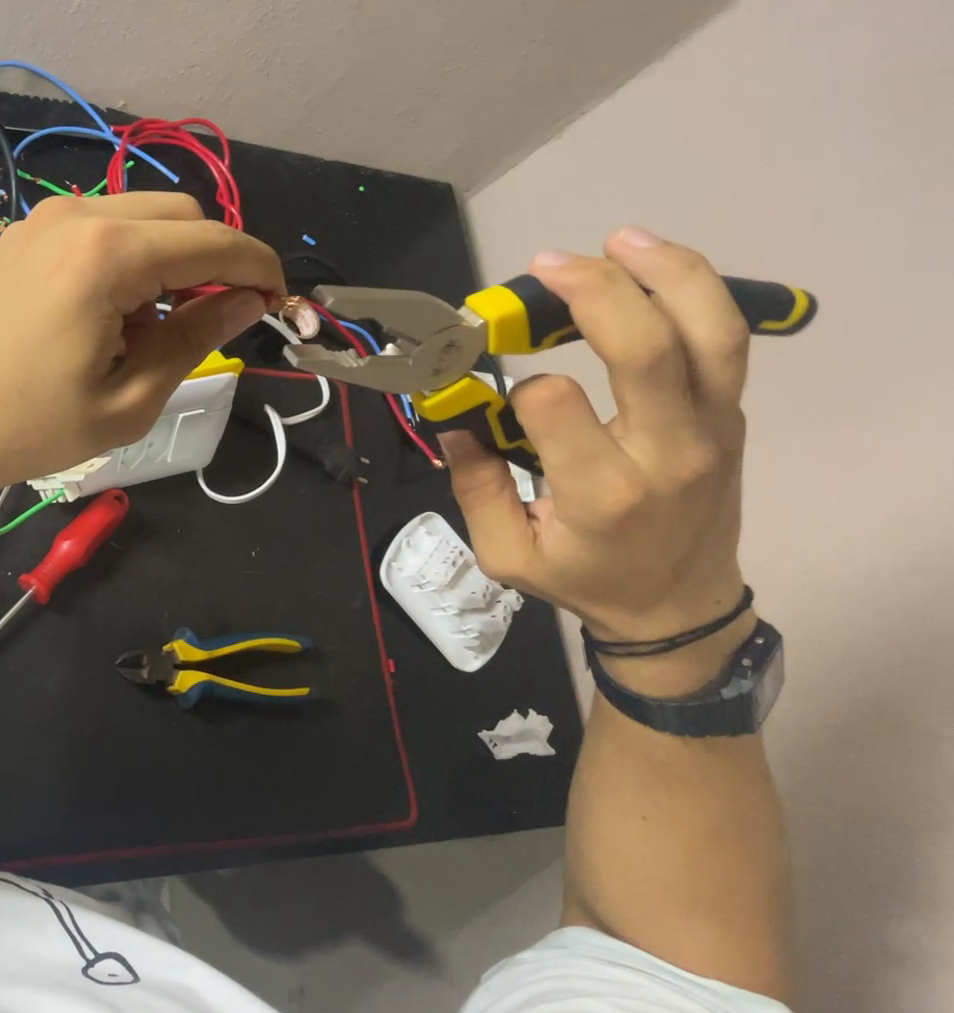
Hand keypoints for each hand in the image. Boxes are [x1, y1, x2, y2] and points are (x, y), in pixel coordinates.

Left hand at [0, 193, 283, 500]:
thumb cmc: (34, 430)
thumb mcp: (130, 400)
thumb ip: (196, 338)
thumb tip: (249, 300)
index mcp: (106, 254)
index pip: (213, 240)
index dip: (258, 267)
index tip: (278, 301)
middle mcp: (75, 215)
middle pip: (179, 214)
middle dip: (212, 260)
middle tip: (212, 323)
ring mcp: (41, 221)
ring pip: (139, 216)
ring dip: (165, 260)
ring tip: (147, 331)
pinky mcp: (21, 238)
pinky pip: (97, 228)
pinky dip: (123, 259)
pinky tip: (108, 315)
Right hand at [443, 228, 749, 644]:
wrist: (678, 604)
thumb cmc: (584, 580)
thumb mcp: (506, 553)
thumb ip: (475, 486)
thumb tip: (452, 418)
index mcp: (603, 493)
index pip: (554, 404)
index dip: (514, 388)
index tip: (493, 400)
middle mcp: (667, 452)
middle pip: (647, 348)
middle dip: (594, 293)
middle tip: (545, 265)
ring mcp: (712, 428)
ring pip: (710, 330)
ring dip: (666, 272)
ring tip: (617, 239)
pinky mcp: (729, 415)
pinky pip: (724, 340)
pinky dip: (693, 291)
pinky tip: (653, 265)